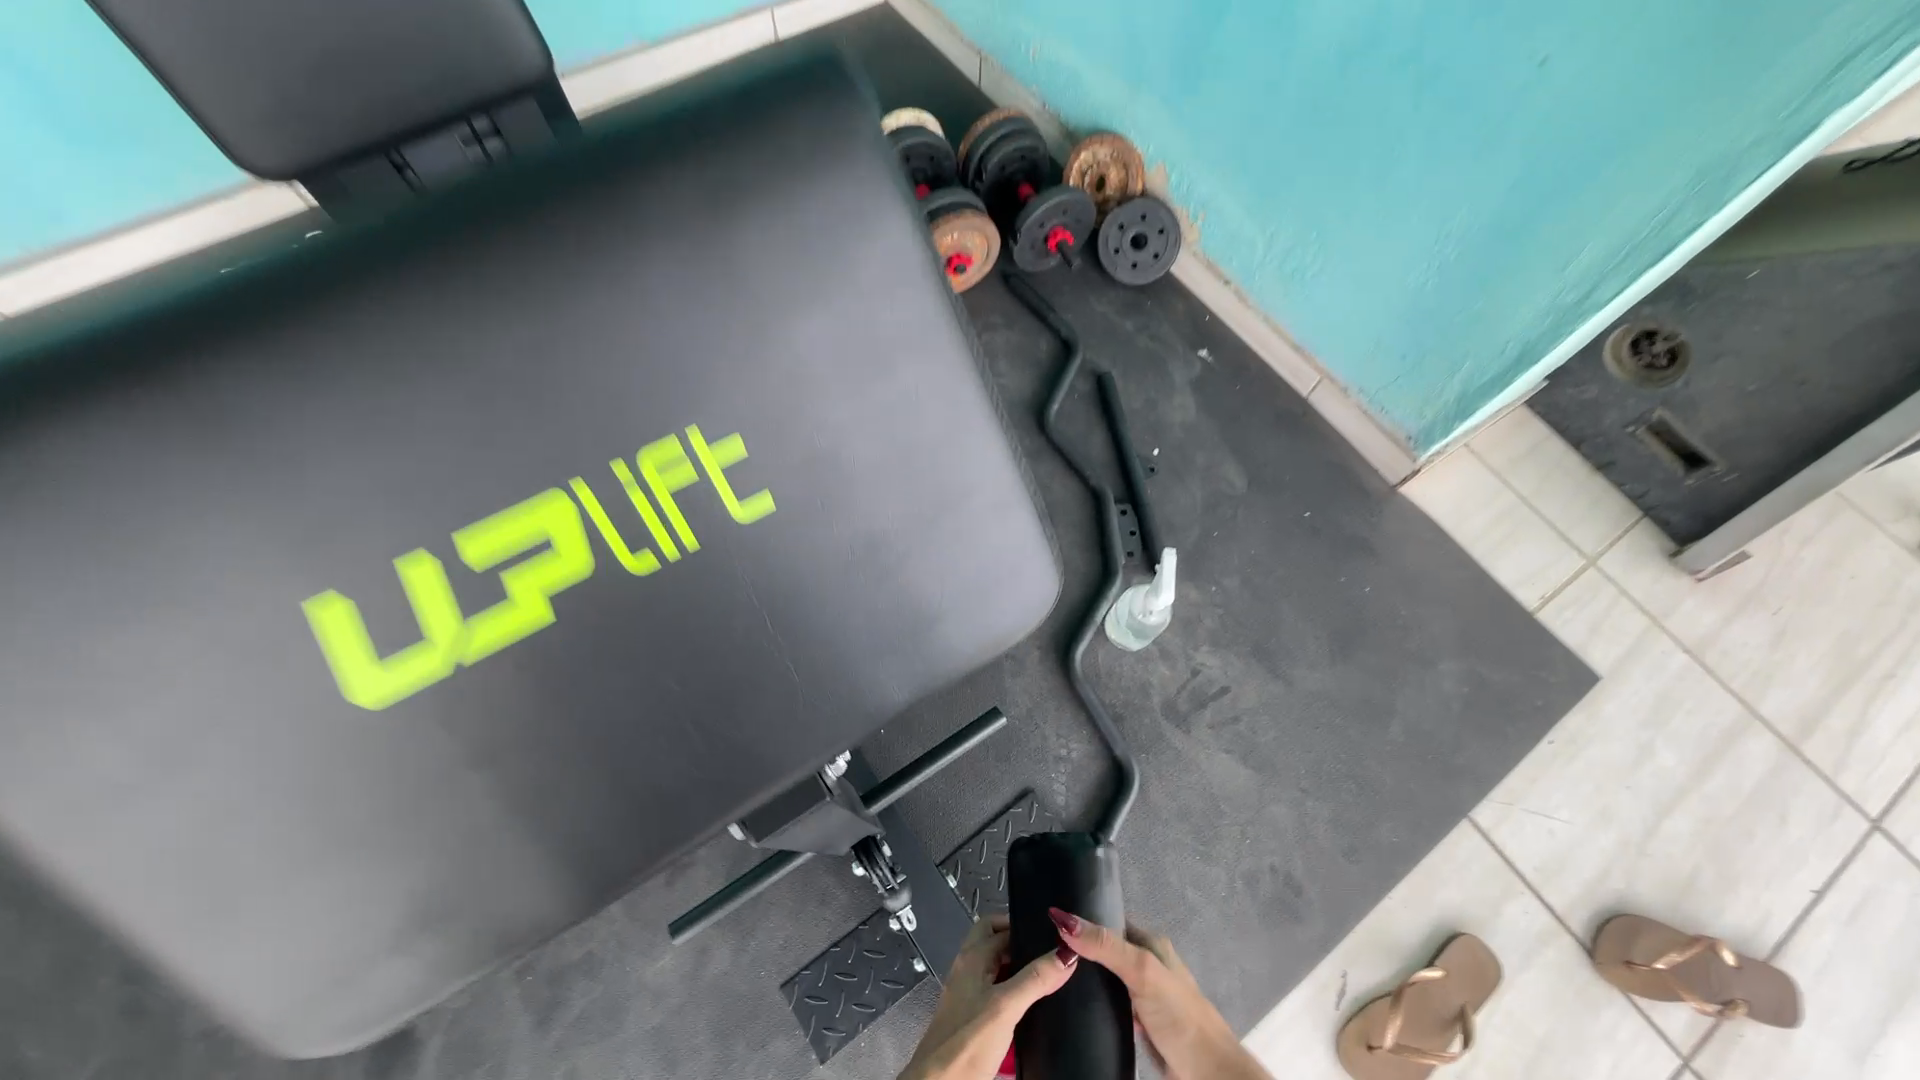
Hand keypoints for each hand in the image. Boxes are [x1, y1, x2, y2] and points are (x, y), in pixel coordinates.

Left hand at [899, 914, 1078, 1079]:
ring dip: (1018, 965)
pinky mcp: (972, 1014)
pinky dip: (1013, 987)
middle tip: (1052, 953)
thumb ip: (1035, 979)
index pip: (1002, 926)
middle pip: (995, 940)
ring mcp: (968, 991)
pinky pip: (996, 988)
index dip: (1027, 926)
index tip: (1057, 934)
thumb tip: (1067, 952)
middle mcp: (968, 967)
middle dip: (1021, 942)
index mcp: (973, 956)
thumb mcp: (1006, 1006)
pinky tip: (1033, 1002)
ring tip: (1050, 973)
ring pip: (996, 965)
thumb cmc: (969, 1040)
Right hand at [1051, 911, 1272, 1079]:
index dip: (1082, 921)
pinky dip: (1091, 1004)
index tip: (1046, 923)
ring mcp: (1142, 997)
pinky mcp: (1138, 1024)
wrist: (1208, 1073)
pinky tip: (1068, 1007)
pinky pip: (1108, 1006)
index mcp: (1151, 945)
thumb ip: (1106, 946)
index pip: (1109, 922)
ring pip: (1104, 981)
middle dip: (1077, 952)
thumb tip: (1062, 917)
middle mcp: (1146, 966)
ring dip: (1082, 980)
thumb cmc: (1179, 1015)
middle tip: (1040, 953)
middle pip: (1105, 952)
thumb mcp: (1142, 972)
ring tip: (1046, 976)